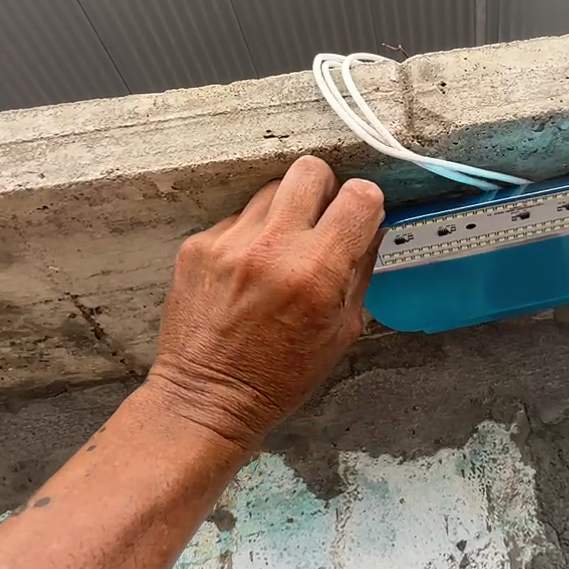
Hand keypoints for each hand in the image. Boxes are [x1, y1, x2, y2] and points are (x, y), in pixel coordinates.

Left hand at [145, 156, 385, 453]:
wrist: (206, 399)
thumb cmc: (282, 375)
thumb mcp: (343, 329)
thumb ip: (360, 270)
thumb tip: (370, 226)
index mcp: (316, 272)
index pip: (359, 196)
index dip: (366, 203)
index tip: (359, 217)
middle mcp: (272, 247)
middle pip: (311, 169)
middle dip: (324, 189)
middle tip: (320, 220)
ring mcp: (229, 243)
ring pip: (272, 188)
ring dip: (285, 210)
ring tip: (281, 248)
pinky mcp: (198, 245)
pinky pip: (238, 217)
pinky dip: (251, 234)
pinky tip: (247, 270)